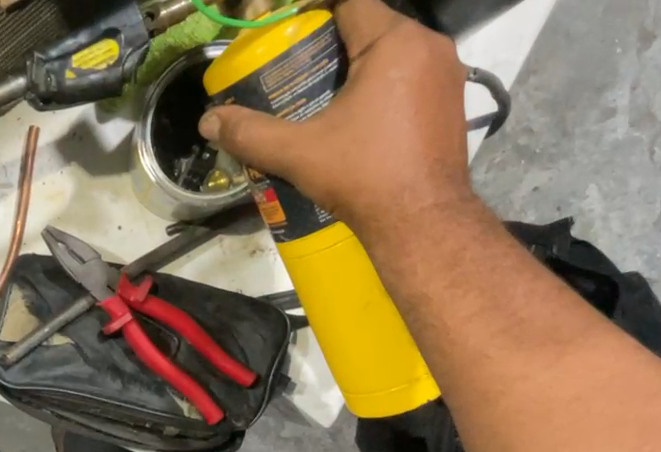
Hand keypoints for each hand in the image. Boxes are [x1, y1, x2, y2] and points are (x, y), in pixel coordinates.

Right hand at [199, 0, 477, 232]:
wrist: (420, 221)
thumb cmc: (363, 176)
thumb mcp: (298, 153)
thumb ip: (251, 134)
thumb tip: (210, 121)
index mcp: (394, 43)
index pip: (352, 2)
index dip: (316, 11)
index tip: (290, 31)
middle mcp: (429, 47)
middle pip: (371, 28)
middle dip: (331, 46)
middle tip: (295, 73)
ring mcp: (445, 75)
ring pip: (392, 55)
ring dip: (356, 70)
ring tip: (321, 100)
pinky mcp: (450, 104)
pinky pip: (409, 80)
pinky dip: (380, 90)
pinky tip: (355, 122)